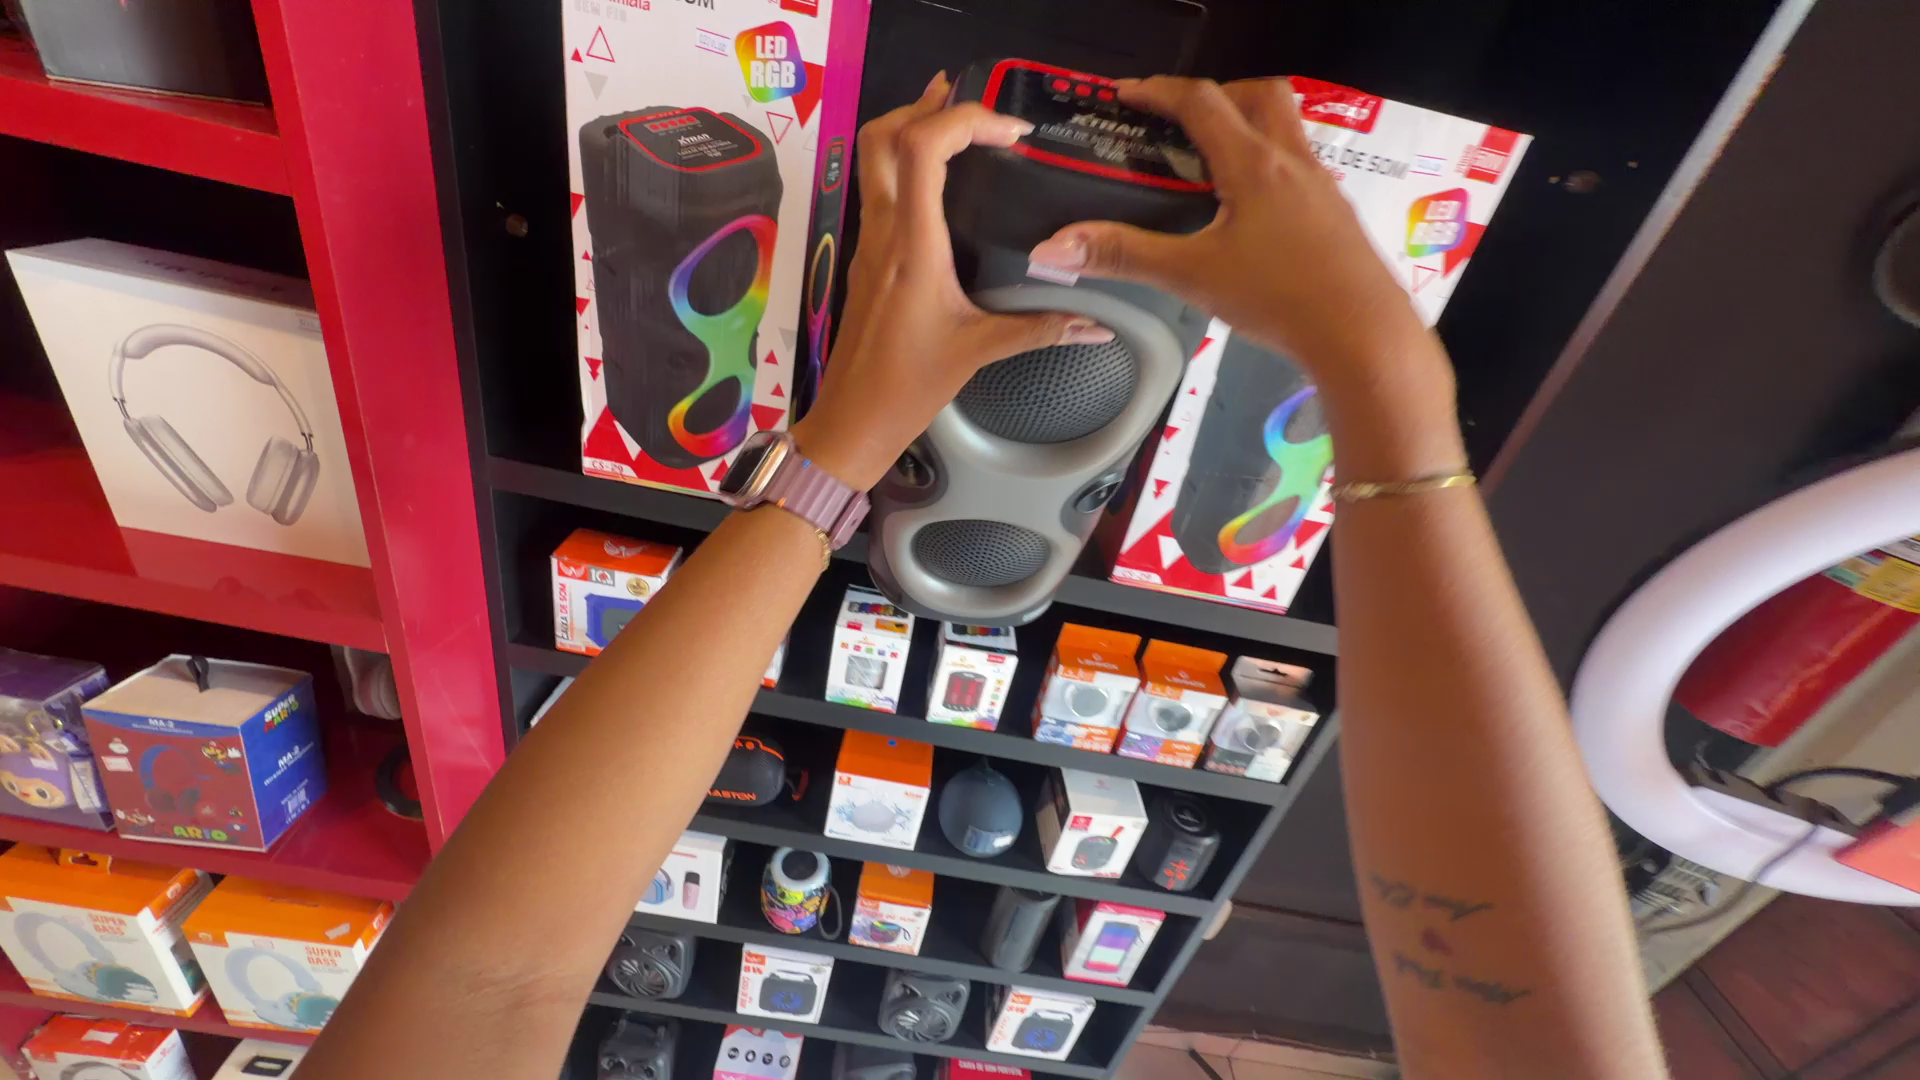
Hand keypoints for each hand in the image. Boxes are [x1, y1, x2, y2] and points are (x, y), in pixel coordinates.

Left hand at [791, 72, 1116, 490]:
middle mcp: (883, 234)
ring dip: (910, 132)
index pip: (922, 147)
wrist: (853, 420)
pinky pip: (879, 194)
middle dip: (925, 107)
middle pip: (883, 136)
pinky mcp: (866, 263)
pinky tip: (940, 193)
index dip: (966, 120)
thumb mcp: (978, 352)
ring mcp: (868, 246)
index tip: (1010, 134)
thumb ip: (1040, 330)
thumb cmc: (907, 387)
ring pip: (874, 162)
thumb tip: (1095, 327)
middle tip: (971, 105)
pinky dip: (905, 171)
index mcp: (912, 247)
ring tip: (958, 130)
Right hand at [1026, 77, 1453, 416]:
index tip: (1126, 96)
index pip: (1201, 102)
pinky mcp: (1335, 215)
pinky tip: (1253, 214)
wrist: (1360, 332)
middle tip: (1182, 124)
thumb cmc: (1276, 297)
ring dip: (1249, 127)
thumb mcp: (1190, 276)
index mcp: (1253, 164)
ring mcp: (1321, 186)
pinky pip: (1300, 169)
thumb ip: (1123, 256)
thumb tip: (1053, 248)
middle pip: (1259, 95)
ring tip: (1213, 166)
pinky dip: (1269, 169)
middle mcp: (1292, 161)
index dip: (1159, 91)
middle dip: (1215, 96)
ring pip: (1287, 129)